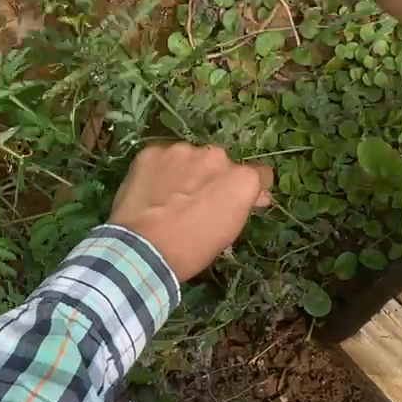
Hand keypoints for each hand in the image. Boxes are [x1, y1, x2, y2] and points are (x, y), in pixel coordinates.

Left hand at [108, 143, 271, 281]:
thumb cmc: (191, 250)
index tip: (240, 201)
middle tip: (196, 203)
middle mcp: (216, 157)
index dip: (251, 189)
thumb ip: (242, 205)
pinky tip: (151, 191)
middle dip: (213, 179)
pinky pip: (162, 159)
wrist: (142, 249)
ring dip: (186, 172)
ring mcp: (182, 151)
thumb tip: (254, 195)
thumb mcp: (228, 233)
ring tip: (169, 198)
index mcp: (241, 179)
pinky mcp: (152, 152)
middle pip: (220, 164)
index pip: (259, 174)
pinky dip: (160, 171)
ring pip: (190, 159)